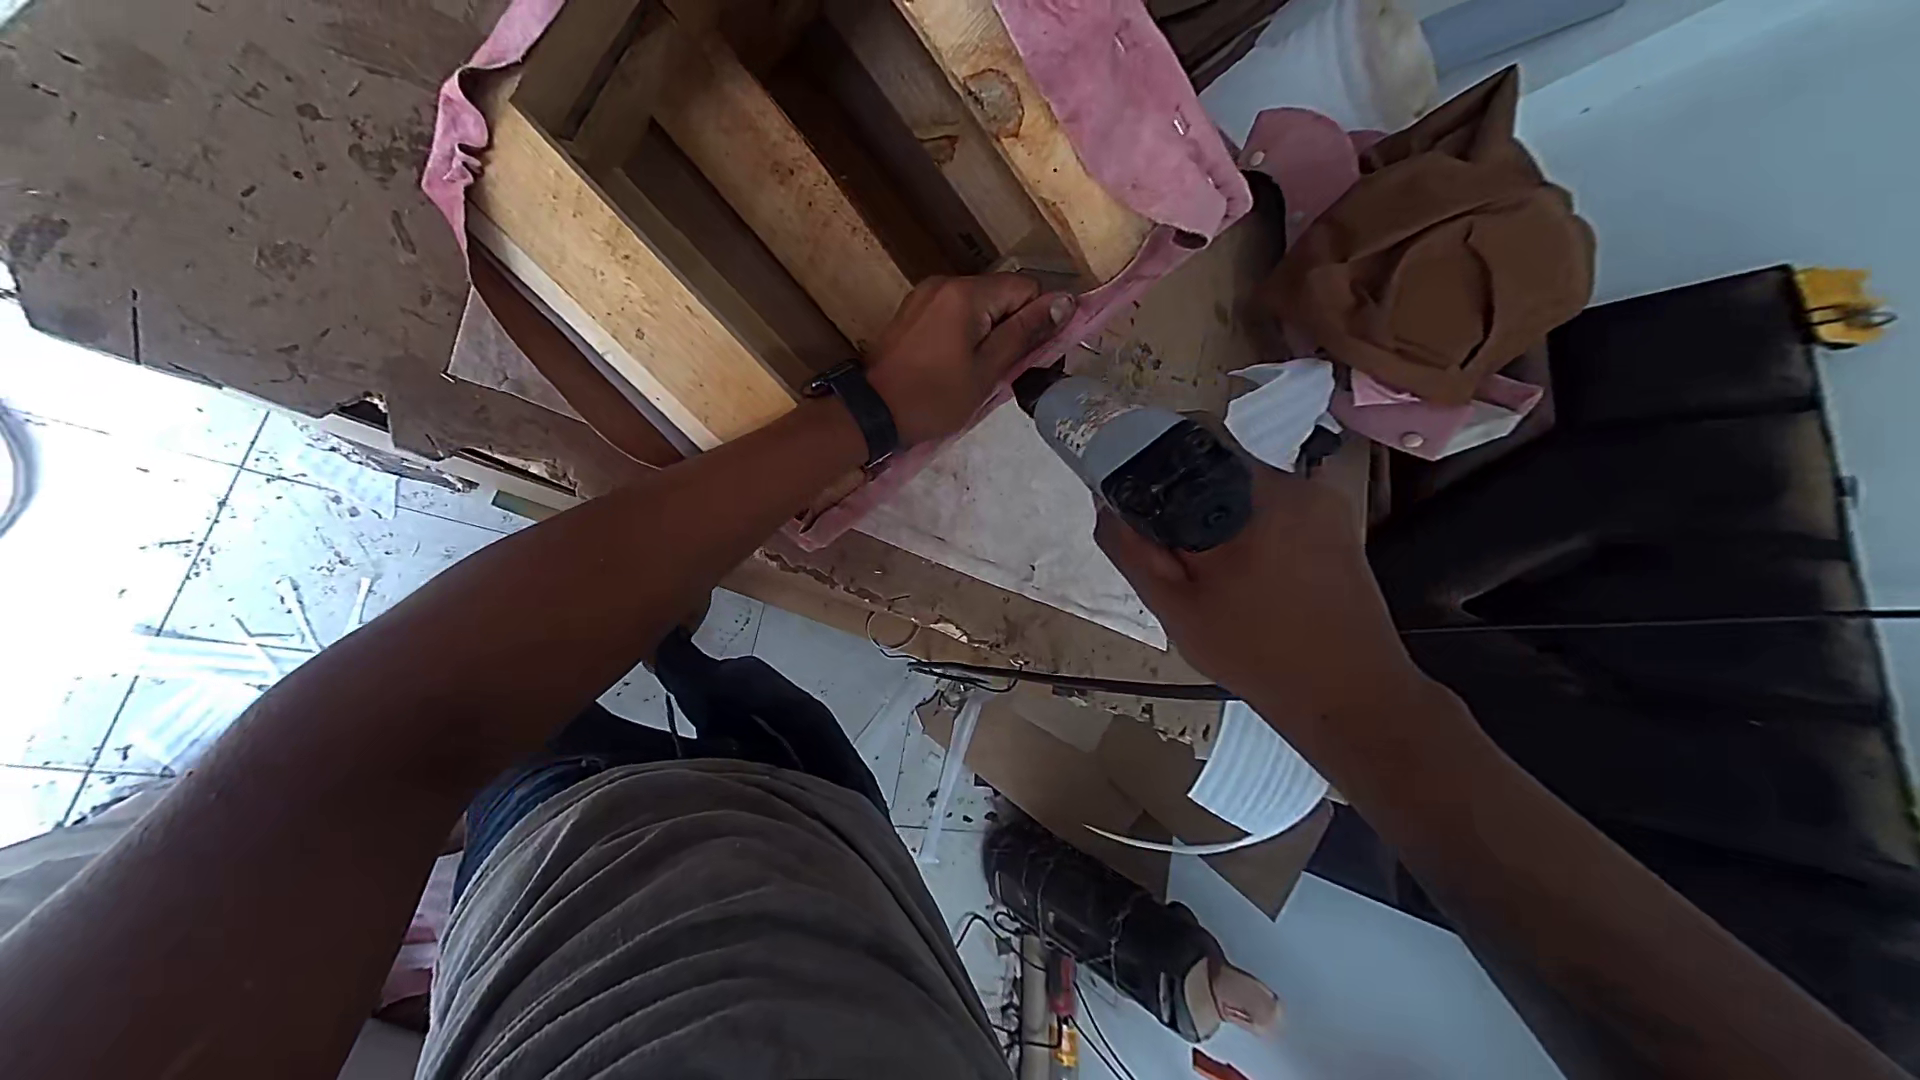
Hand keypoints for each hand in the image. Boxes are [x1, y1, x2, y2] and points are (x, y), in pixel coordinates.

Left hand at [864, 274, 1074, 445]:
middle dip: (1012, 327)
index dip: (1038, 319)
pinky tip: (957, 364)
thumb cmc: (933, 398)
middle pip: (1001, 294)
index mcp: (966, 294)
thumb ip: (1026, 333)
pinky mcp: (913, 312)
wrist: (872, 412)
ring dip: (990, 333)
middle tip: (1006, 370)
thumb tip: (1065, 301)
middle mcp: (945, 283)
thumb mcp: (987, 371)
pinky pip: (954, 313)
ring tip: (979, 371)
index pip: (1026, 287)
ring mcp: (925, 295)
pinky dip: (966, 334)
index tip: (1033, 356)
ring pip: (979, 305)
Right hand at [1095, 466, 1427, 733]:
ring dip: (1219, 518)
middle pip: (1219, 468)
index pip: (1192, 440)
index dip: (1153, 461)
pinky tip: (1250, 579)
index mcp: (1256, 496)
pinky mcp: (1339, 525)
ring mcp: (1325, 504)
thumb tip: (1106, 504)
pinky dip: (1250, 531)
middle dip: (1187, 502)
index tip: (1138, 501)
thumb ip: (1132, 550)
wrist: (1350, 697)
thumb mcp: (1175, 608)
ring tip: (1215, 574)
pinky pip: (1276, 511)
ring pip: (1245, 492)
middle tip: (1177, 556)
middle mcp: (1297, 486)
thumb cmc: (1256, 654)